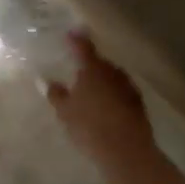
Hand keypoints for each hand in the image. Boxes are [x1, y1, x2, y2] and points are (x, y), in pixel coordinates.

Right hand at [46, 32, 156, 166]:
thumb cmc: (89, 127)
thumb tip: (45, 80)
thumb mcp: (65, 112)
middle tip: (79, 72)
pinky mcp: (139, 102)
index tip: (71, 33)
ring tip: (93, 92)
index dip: (76, 39)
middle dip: (90, 65)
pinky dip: (114, 94)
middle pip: (100, 62)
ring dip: (103, 80)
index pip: (83, 47)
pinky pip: (122, 91)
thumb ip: (55, 94)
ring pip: (112, 76)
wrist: (126, 150)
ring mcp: (128, 86)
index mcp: (92, 69)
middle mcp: (112, 71)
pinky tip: (108, 107)